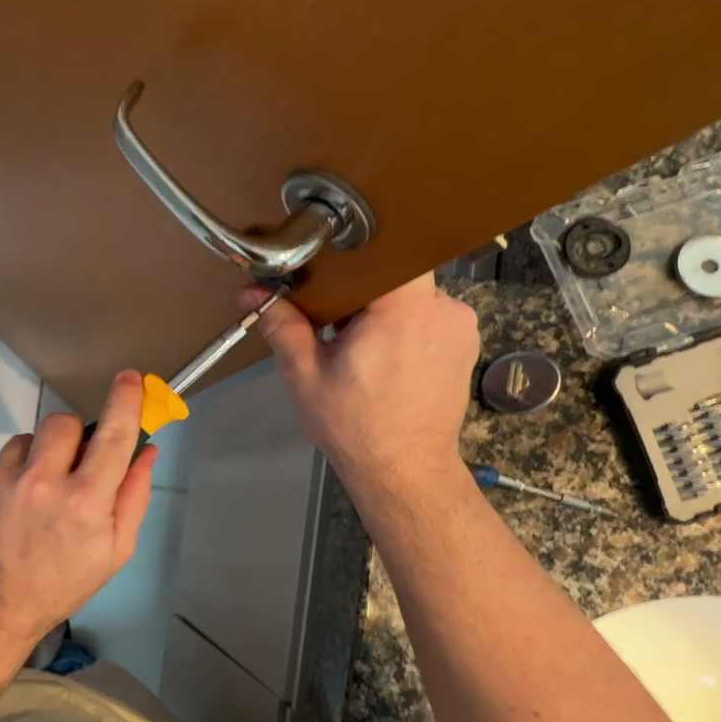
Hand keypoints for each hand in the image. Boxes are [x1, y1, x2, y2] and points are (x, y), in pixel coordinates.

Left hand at [0, 371, 157, 644]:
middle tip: (75, 465)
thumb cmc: (64, 581)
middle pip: (64, 423)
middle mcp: (43, 483)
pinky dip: (15, 473)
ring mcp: (5, 481)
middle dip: (74, 436)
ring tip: (40, 492)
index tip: (129, 379)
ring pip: (30, 438)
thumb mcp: (115, 551)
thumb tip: (147, 451)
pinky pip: (5, 459)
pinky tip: (15, 505)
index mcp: (85, 501)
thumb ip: (133, 496)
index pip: (112, 436)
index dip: (125, 401)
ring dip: (41, 454)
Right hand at [247, 274, 478, 494]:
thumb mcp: (305, 374)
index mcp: (403, 309)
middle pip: (395, 276)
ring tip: (356, 350)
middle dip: (360, 295)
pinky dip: (403, 331)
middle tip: (331, 326)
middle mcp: (443, 309)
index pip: (385, 252)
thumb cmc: (355, 426)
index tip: (325, 277)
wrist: (403, 469)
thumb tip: (253, 293)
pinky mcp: (466, 345)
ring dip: (382, 315)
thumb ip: (282, 325)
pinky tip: (382, 361)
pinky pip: (428, 319)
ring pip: (411, 299)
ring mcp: (461, 327)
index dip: (352, 260)